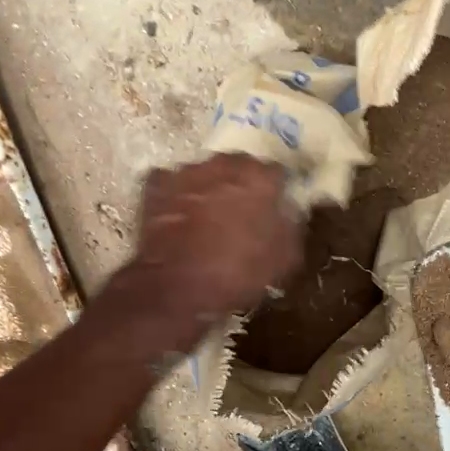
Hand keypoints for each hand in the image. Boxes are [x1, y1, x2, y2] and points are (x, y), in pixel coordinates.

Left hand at [123, 153, 302, 319]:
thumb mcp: (284, 260)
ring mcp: (187, 172)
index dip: (277, 191)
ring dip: (210, 188)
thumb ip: (291, 228)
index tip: (276, 207)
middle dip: (243, 184)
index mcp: (260, 178)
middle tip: (244, 211)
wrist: (178, 286)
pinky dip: (178, 195)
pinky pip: (173, 183)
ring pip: (205, 172)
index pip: (276, 172)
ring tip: (209, 216)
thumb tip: (291, 215)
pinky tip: (179, 213)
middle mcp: (224, 164)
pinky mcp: (157, 185)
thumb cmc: (238, 273)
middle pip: (239, 166)